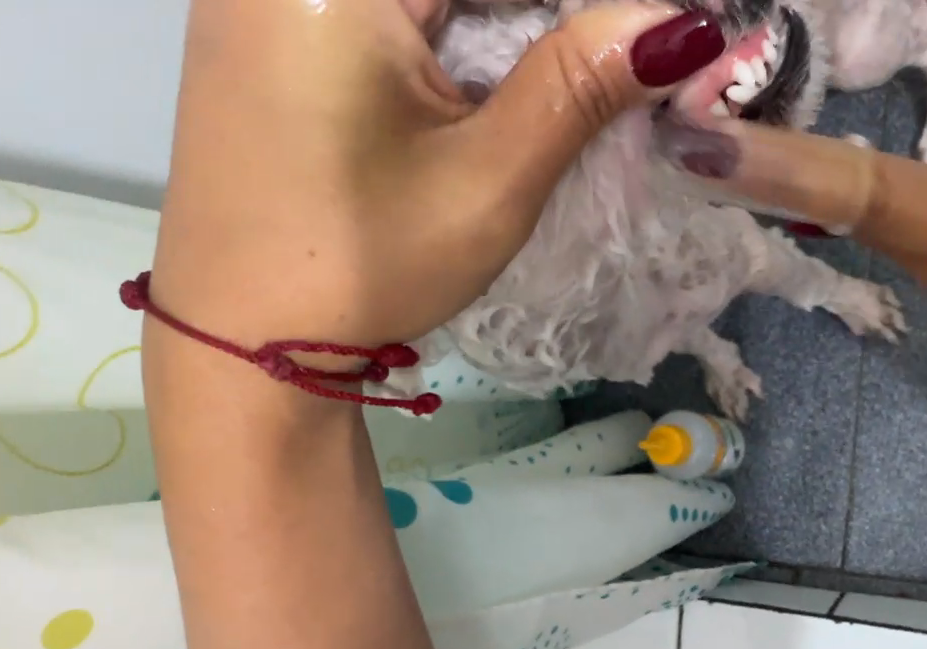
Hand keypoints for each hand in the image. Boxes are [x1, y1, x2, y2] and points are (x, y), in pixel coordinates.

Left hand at [148, 0, 724, 368]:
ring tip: (568, 75)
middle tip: (616, 64)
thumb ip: (579, 87)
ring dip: (505, 29)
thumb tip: (679, 28)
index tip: (649, 41)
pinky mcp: (264, 27)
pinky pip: (385, 10)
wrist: (247, 338)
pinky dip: (453, 33)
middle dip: (546, 18)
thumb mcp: (488, 181)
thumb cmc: (368, 263)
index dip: (586, 9)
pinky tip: (492, 82)